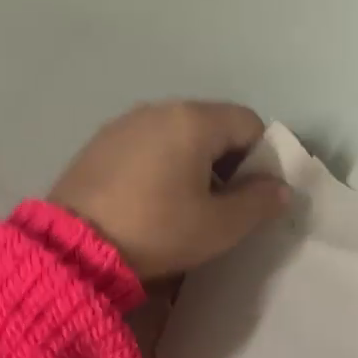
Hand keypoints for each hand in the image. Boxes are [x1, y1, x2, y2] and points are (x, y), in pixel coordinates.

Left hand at [51, 101, 289, 278]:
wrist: (76, 247)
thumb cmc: (159, 231)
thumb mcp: (220, 226)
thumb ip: (259, 203)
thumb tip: (281, 189)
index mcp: (193, 121)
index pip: (248, 123)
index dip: (261, 158)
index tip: (253, 195)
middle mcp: (159, 109)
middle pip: (212, 126)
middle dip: (227, 162)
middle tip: (222, 206)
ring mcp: (124, 123)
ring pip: (178, 136)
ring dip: (194, 164)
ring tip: (186, 206)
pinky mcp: (99, 143)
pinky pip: (147, 146)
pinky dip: (161, 166)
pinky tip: (152, 202)